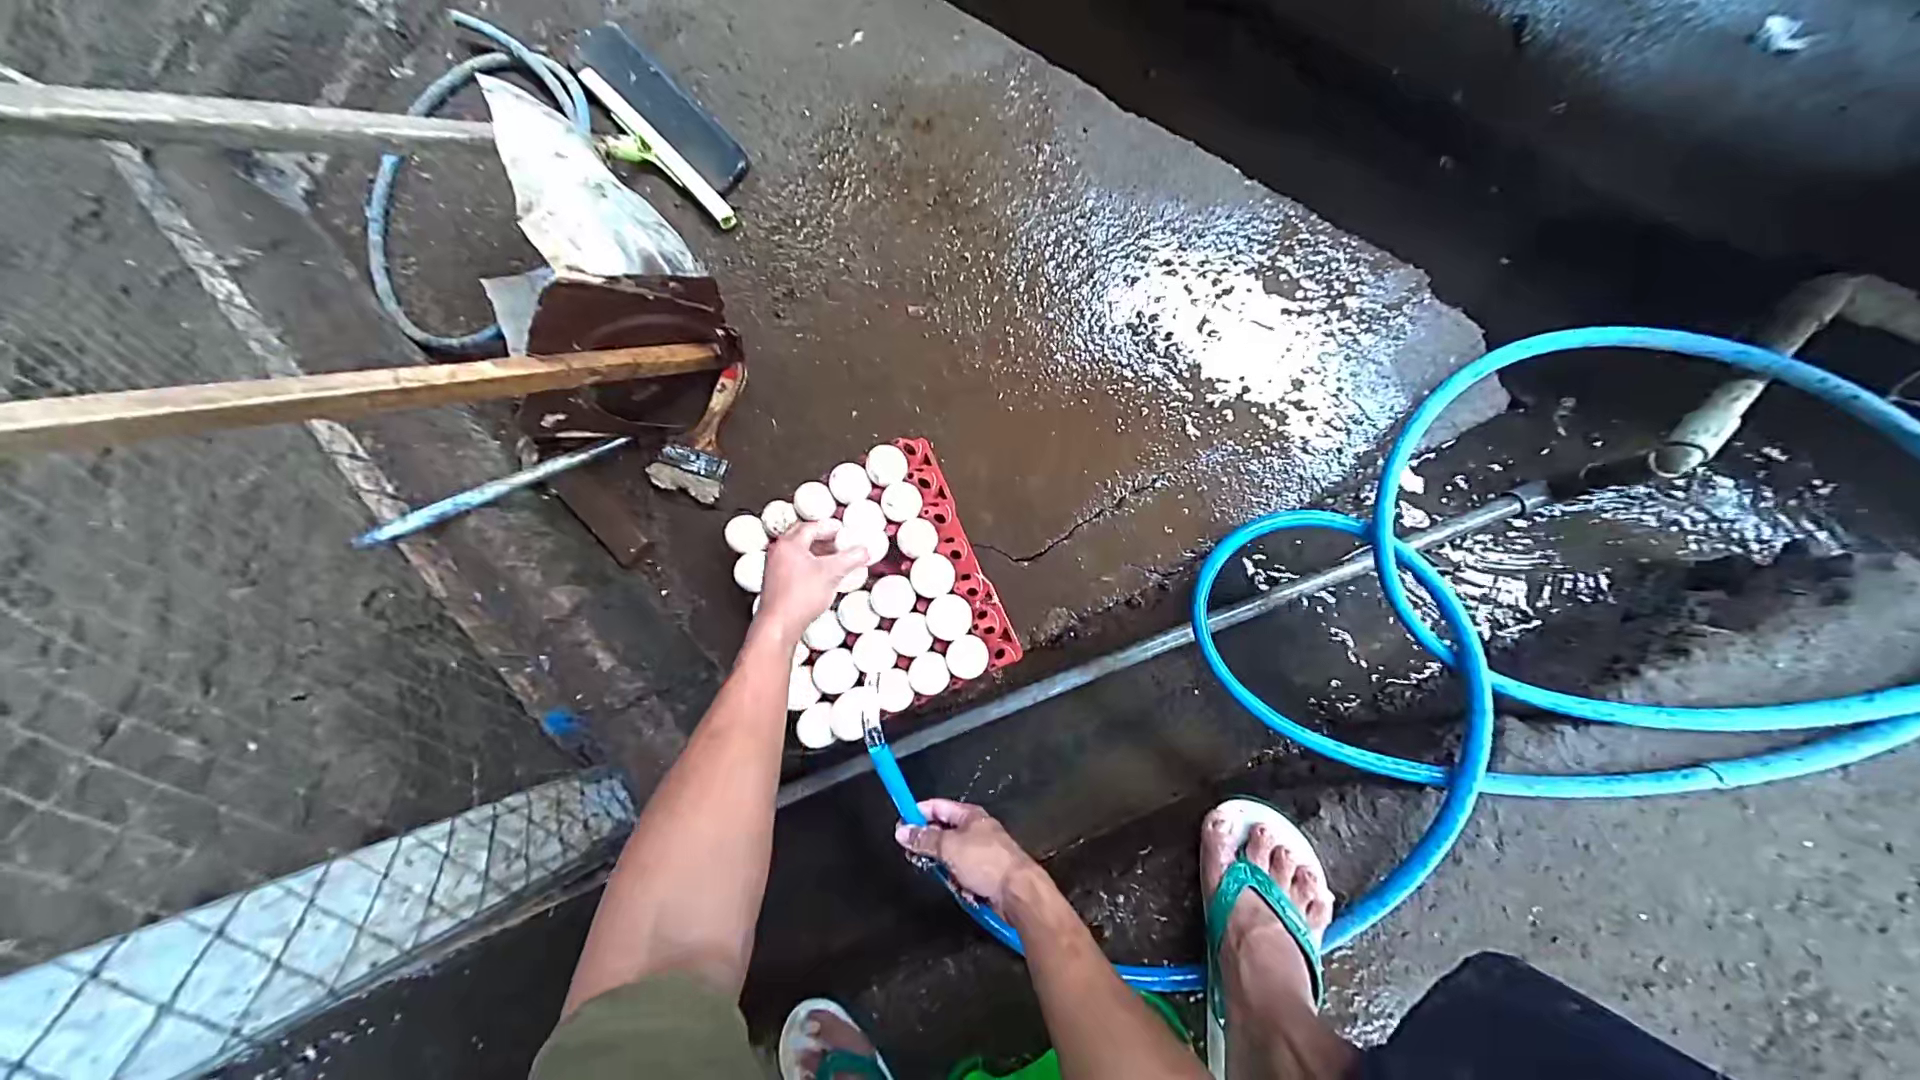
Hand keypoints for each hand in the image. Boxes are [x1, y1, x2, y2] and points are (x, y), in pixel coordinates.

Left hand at [756, 520, 866, 640]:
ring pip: (800, 553)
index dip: (829, 527)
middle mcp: (779, 553)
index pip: (811, 527)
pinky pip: (796, 567)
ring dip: (818, 553)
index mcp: (789, 544)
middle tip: (839, 542)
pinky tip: (823, 576)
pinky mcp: (777, 584)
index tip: (841, 530)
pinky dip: (811, 566)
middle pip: (803, 538)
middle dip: (823, 539)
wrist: (779, 625)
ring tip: (835, 559)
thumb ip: (850, 558)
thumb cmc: (798, 598)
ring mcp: (775, 569)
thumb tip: (863, 551)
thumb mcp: (832, 573)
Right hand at [894, 799, 1042, 905]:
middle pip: (942, 833)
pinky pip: (962, 875)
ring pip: (951, 858)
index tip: (901, 826)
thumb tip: (902, 831)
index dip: (918, 813)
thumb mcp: (949, 847)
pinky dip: (960, 883)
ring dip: (947, 870)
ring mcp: (981, 853)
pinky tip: (965, 889)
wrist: (1017, 891)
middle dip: (931, 847)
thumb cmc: (985, 861)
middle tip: (918, 856)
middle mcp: (975, 830)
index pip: (937, 807)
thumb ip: (924, 839)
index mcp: (969, 815)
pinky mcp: (984, 874)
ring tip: (951, 877)